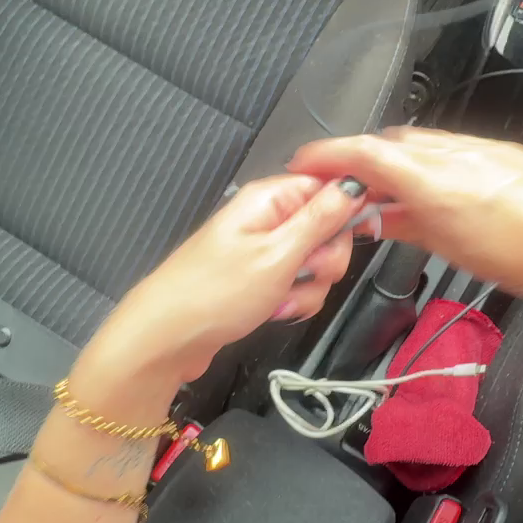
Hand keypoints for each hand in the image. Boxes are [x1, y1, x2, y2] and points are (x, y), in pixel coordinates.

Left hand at [81, 175, 366, 389]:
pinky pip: (297, 285)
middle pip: (326, 228)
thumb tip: (355, 183)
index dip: (348, 209)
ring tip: (281, 300)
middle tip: (304, 273)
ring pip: (316, 263)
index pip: (328, 186)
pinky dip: (294, 302)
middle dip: (326, 259)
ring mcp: (264, 251)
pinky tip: (275, 312)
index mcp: (271, 199)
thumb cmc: (217, 292)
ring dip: (310, 287)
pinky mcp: (262, 280)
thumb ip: (321, 218)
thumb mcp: (278, 254)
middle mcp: (269, 219)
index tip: (355, 236)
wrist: (167, 340)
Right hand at [289, 127, 522, 314]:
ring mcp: (485, 150)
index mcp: (440, 181)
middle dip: (358, 161)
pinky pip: (450, 152)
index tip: (306, 164)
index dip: (327, 155)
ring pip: (420, 146)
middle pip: (390, 143)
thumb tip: (383, 218)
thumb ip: (414, 227)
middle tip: (344, 189)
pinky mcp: (506, 154)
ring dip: (393, 165)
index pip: (366, 152)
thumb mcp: (461, 253)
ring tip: (385, 198)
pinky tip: (429, 193)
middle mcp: (459, 154)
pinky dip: (426, 167)